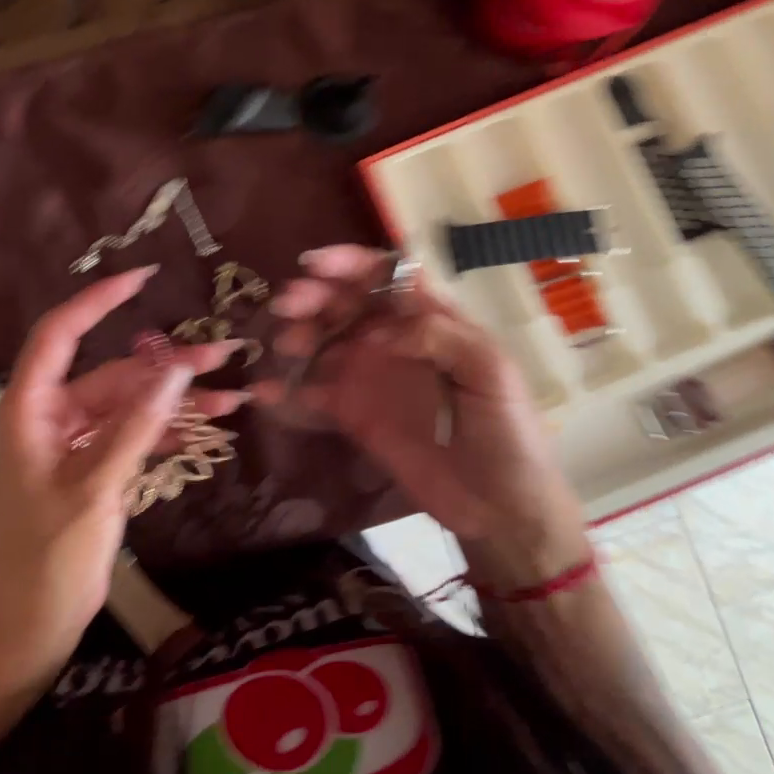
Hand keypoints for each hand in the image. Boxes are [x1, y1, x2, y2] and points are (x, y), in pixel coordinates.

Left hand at [0, 266, 248, 674]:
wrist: (35, 626)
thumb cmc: (51, 558)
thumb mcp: (97, 488)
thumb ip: (136, 425)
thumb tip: (175, 367)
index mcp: (29, 410)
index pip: (60, 334)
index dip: (98, 300)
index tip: (143, 278)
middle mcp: (48, 415)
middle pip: (110, 372)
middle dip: (165, 365)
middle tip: (223, 353)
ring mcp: (70, 442)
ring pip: (127, 404)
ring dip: (174, 401)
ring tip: (231, 394)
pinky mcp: (89, 468)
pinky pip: (129, 435)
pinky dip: (163, 430)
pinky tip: (205, 427)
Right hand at [252, 246, 585, 575]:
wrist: (501, 510)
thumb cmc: (508, 433)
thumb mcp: (490, 372)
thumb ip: (439, 336)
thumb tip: (378, 331)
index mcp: (430, 320)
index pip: (385, 277)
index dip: (349, 263)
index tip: (314, 264)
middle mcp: (393, 340)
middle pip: (345, 304)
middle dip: (314, 296)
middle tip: (288, 305)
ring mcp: (370, 376)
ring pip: (323, 341)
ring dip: (298, 334)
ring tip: (285, 344)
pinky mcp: (353, 414)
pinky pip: (312, 394)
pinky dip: (285, 391)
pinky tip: (264, 391)